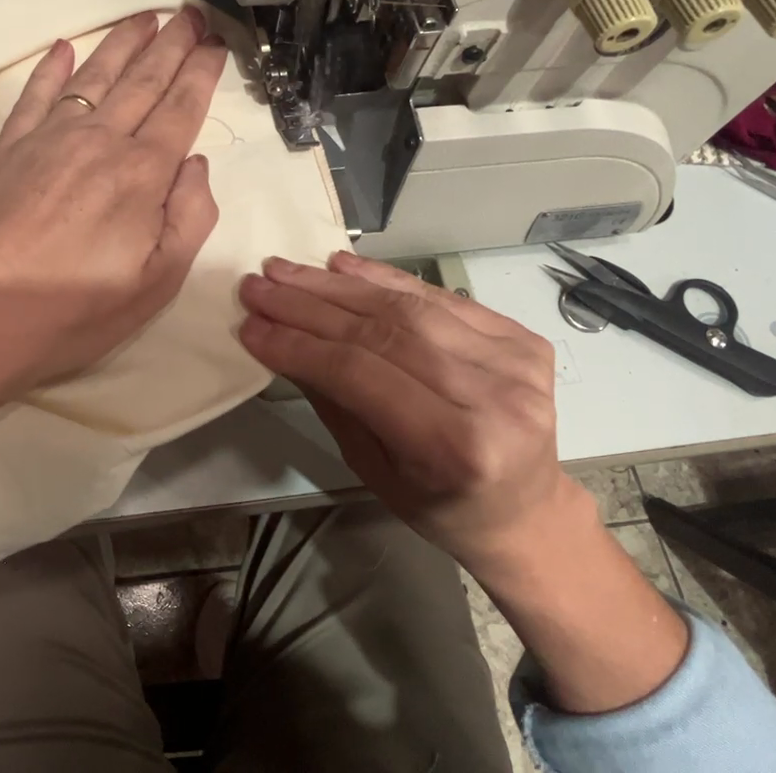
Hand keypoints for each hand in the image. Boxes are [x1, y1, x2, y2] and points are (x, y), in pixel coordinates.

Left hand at [0, 8, 226, 407]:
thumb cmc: (75, 309)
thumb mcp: (157, 282)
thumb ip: (190, 218)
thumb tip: (196, 164)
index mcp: (142, 174)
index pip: (181, 109)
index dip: (202, 73)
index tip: (217, 43)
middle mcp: (100, 141)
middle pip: (144, 81)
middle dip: (172, 44)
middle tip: (191, 14)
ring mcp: (49, 138)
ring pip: (95, 75)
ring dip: (124, 43)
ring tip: (146, 16)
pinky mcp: (9, 147)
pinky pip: (37, 94)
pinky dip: (53, 68)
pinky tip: (64, 47)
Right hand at [238, 251, 583, 565]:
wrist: (525, 510)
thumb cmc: (439, 505)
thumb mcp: (372, 469)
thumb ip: (333, 399)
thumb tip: (281, 339)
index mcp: (454, 447)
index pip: (360, 374)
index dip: (299, 344)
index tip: (250, 325)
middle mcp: (493, 397)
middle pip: (383, 332)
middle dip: (309, 306)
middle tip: (258, 287)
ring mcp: (514, 361)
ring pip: (407, 306)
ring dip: (338, 285)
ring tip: (286, 271)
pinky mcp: (522, 337)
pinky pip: (439, 296)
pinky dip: (385, 277)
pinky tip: (341, 266)